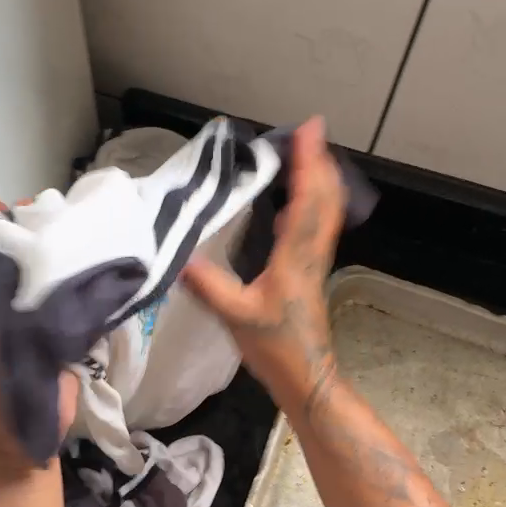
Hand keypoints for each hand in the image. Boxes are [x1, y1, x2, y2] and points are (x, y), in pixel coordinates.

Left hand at [0, 198, 76, 480]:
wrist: (9, 471)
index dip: (6, 219)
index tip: (40, 217)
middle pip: (22, 250)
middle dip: (47, 238)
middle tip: (77, 232)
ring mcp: (36, 325)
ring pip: (55, 276)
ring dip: (72, 265)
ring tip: (98, 250)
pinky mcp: (68, 346)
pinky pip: (81, 308)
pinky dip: (92, 295)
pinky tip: (107, 280)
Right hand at [182, 117, 344, 416]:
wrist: (306, 377)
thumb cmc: (277, 348)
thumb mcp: (238, 318)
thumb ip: (211, 288)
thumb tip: (179, 260)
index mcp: (296, 257)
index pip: (308, 200)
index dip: (309, 163)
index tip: (309, 129)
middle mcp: (311, 254)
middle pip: (325, 199)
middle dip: (319, 163)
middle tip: (309, 134)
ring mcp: (314, 264)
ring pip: (325, 214)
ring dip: (318, 182)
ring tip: (305, 158)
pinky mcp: (310, 276)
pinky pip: (316, 231)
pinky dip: (310, 208)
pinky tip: (294, 208)